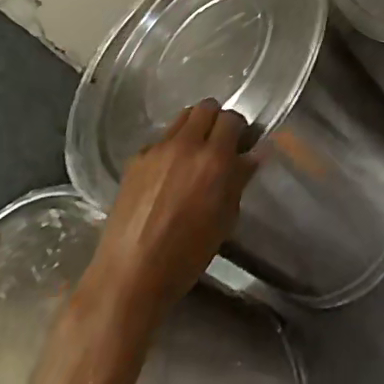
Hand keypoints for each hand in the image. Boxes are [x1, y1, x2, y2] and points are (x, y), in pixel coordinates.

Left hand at [33, 101, 259, 383]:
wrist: (130, 276)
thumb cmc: (186, 256)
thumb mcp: (224, 220)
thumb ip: (238, 180)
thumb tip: (254, 154)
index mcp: (213, 160)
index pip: (232, 119)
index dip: (239, 128)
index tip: (240, 143)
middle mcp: (185, 145)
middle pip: (206, 107)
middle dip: (216, 120)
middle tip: (218, 144)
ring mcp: (156, 149)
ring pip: (181, 118)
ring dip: (193, 128)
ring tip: (193, 156)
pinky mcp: (135, 159)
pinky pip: (160, 140)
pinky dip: (170, 148)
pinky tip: (167, 176)